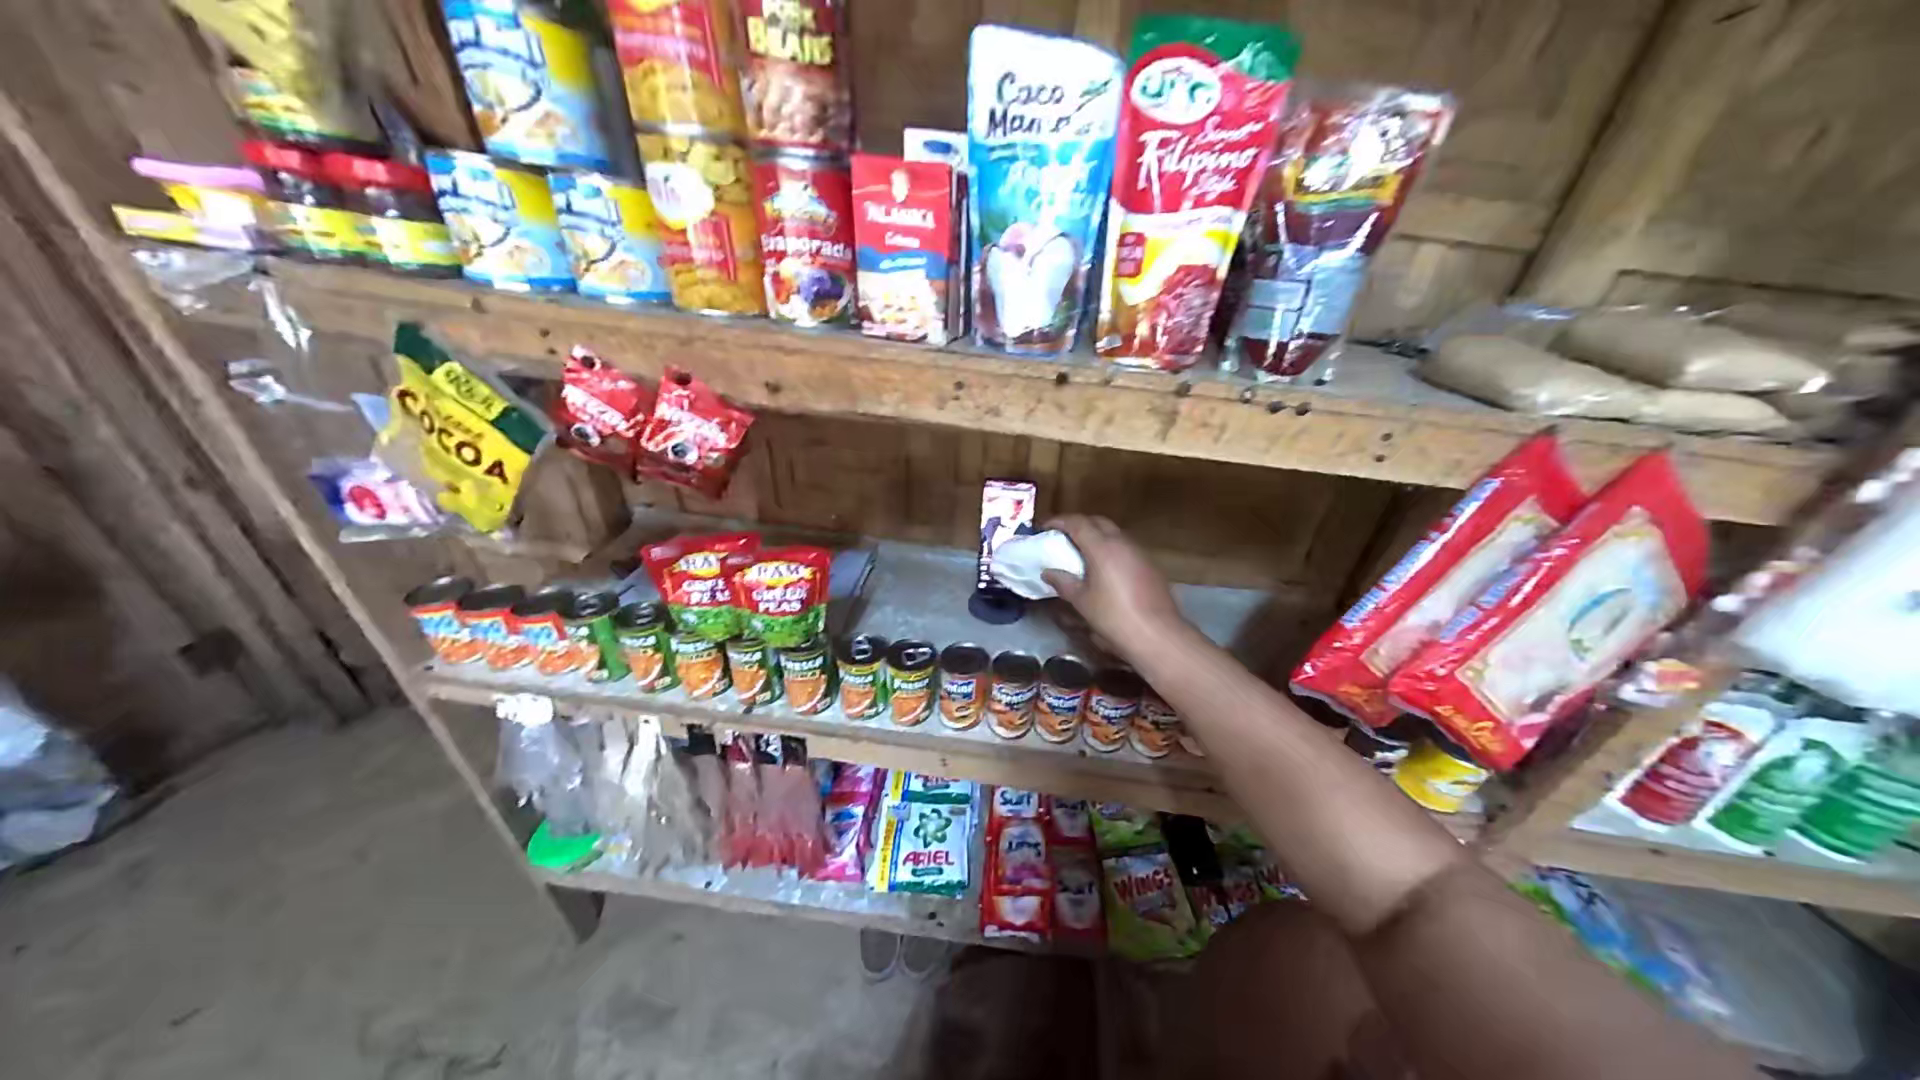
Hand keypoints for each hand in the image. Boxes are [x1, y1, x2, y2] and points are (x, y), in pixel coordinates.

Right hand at [1041, 515, 1188, 659]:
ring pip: (1114, 533)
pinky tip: (1105, 567)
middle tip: (1062, 536)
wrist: (1156, 633)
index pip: (1078, 522)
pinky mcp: (1150, 564)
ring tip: (1082, 551)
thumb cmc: (1113, 616)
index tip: (1045, 528)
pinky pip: (1125, 547)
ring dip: (1096, 535)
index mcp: (1102, 547)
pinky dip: (1111, 548)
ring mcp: (1139, 552)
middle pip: (1098, 521)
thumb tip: (1048, 572)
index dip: (1059, 521)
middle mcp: (1122, 542)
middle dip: (1078, 524)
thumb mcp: (1082, 601)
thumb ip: (1063, 582)